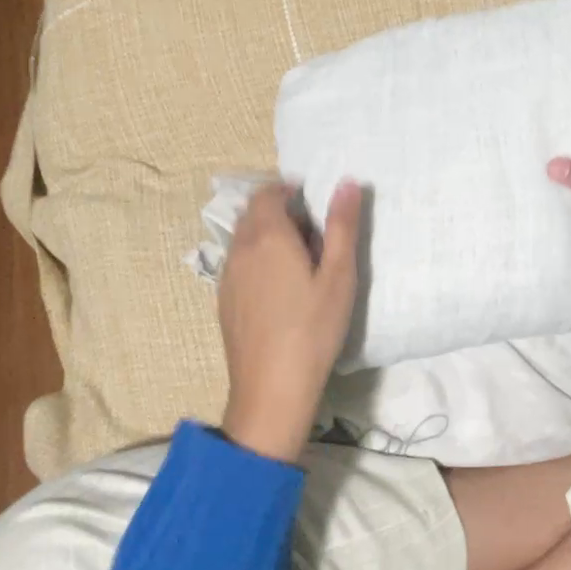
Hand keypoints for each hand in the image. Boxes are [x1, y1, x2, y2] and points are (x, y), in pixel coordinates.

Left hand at [217, 181, 363, 462]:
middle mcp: (240, 249)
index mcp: (268, 236)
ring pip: (244, 241)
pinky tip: (281, 293)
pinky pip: (239, 265)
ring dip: (268, 238)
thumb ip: (342, 226)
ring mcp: (227, 277)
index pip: (268, 193)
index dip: (289, 191)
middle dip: (280, 213)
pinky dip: (258, 262)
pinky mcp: (224, 301)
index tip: (315, 206)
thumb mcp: (340, 276)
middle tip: (315, 236)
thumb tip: (346, 182)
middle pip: (253, 214)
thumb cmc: (313, 328)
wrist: (272, 386)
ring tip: (301, 265)